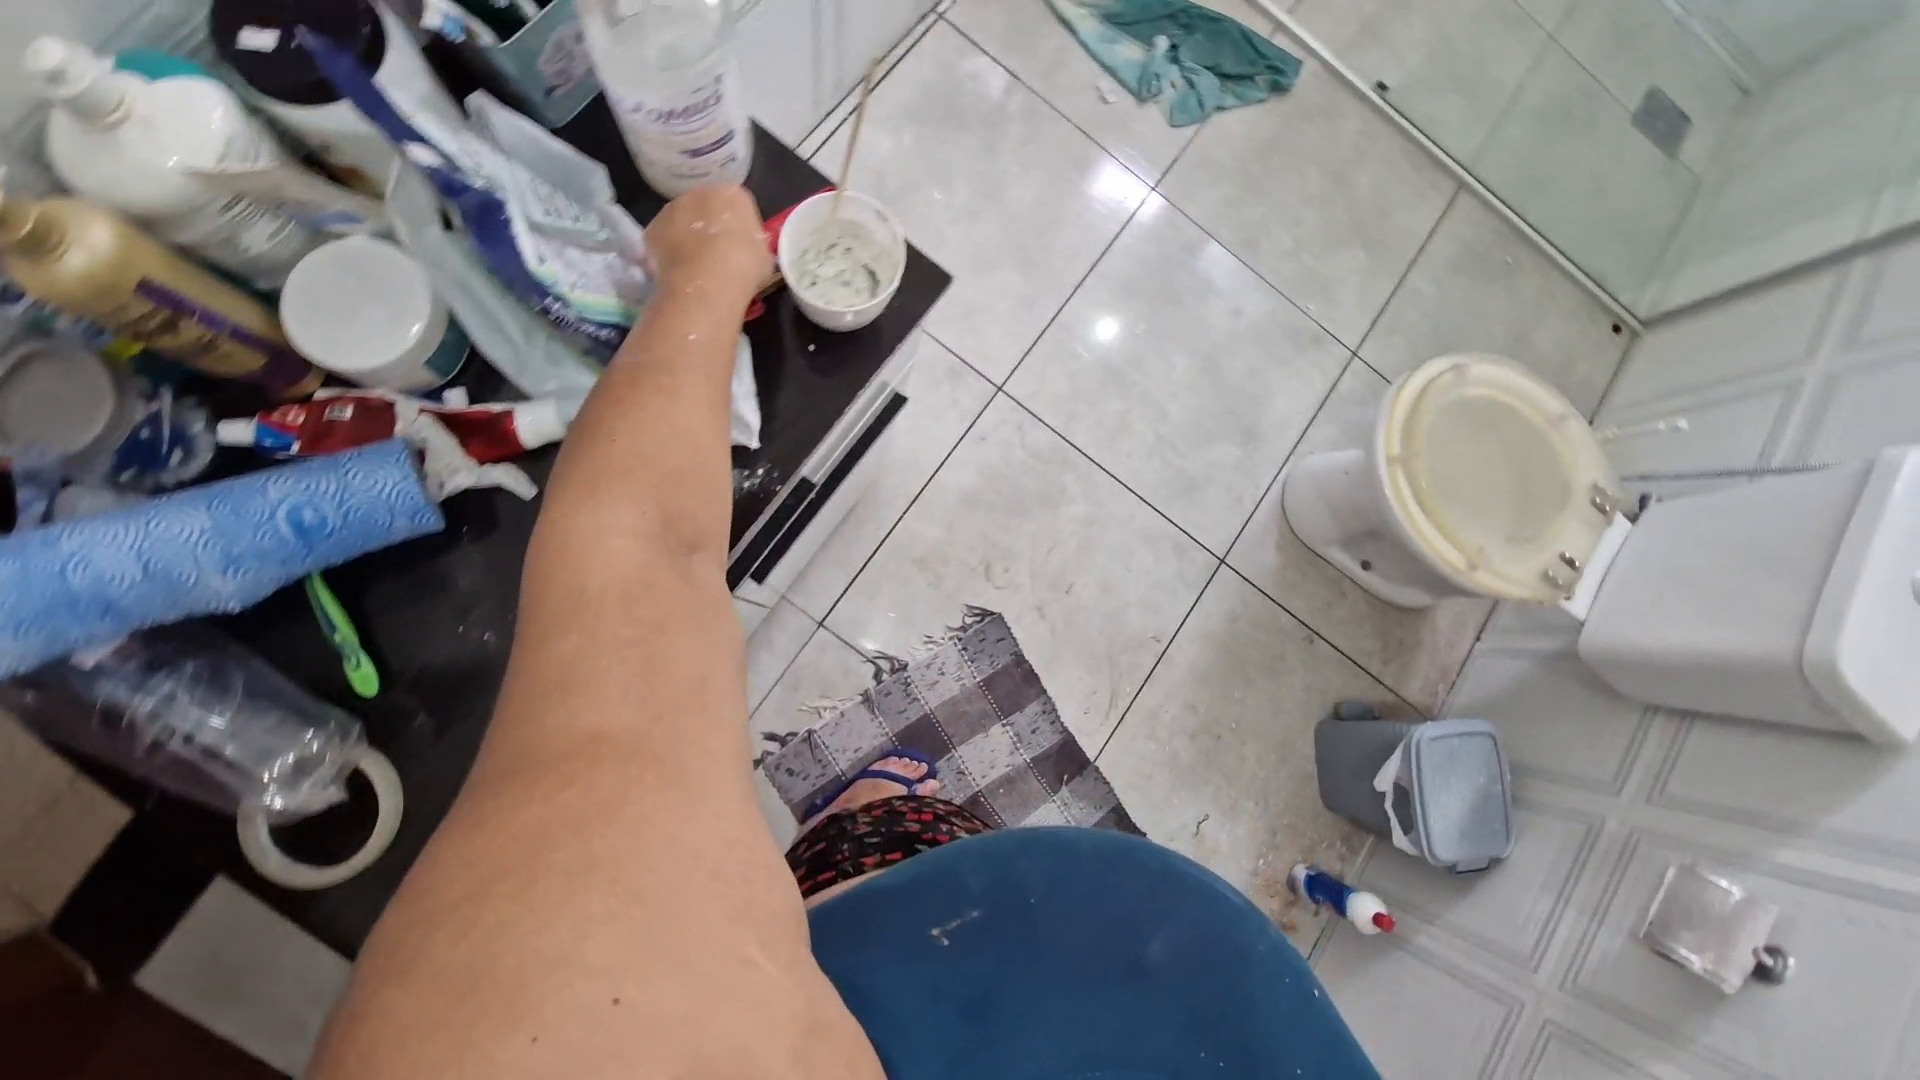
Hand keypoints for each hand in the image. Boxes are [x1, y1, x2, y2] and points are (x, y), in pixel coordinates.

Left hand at [645, 185, 771, 303]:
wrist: (707, 282)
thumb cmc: (744, 267)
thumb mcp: (763, 255)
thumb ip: (753, 243)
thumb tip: (748, 248)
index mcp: (734, 194)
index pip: (737, 205)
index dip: (738, 227)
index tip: (740, 247)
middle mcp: (700, 192)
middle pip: (705, 208)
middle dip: (709, 227)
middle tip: (717, 255)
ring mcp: (672, 208)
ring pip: (681, 221)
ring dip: (687, 237)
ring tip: (696, 266)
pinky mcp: (652, 228)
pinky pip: (664, 239)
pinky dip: (669, 251)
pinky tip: (679, 271)